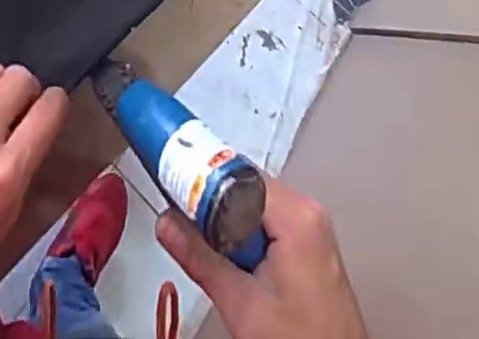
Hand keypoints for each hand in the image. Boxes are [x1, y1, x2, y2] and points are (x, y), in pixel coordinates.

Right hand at [157, 177, 367, 338]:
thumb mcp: (241, 304)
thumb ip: (199, 257)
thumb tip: (167, 223)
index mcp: (296, 216)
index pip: (236, 173)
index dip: (201, 179)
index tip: (172, 185)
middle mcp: (308, 213)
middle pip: (244, 184)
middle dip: (211, 201)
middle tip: (182, 219)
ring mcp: (311, 228)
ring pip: (252, 203)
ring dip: (226, 218)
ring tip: (206, 245)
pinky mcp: (309, 244)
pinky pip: (265, 219)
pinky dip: (243, 230)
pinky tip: (232, 257)